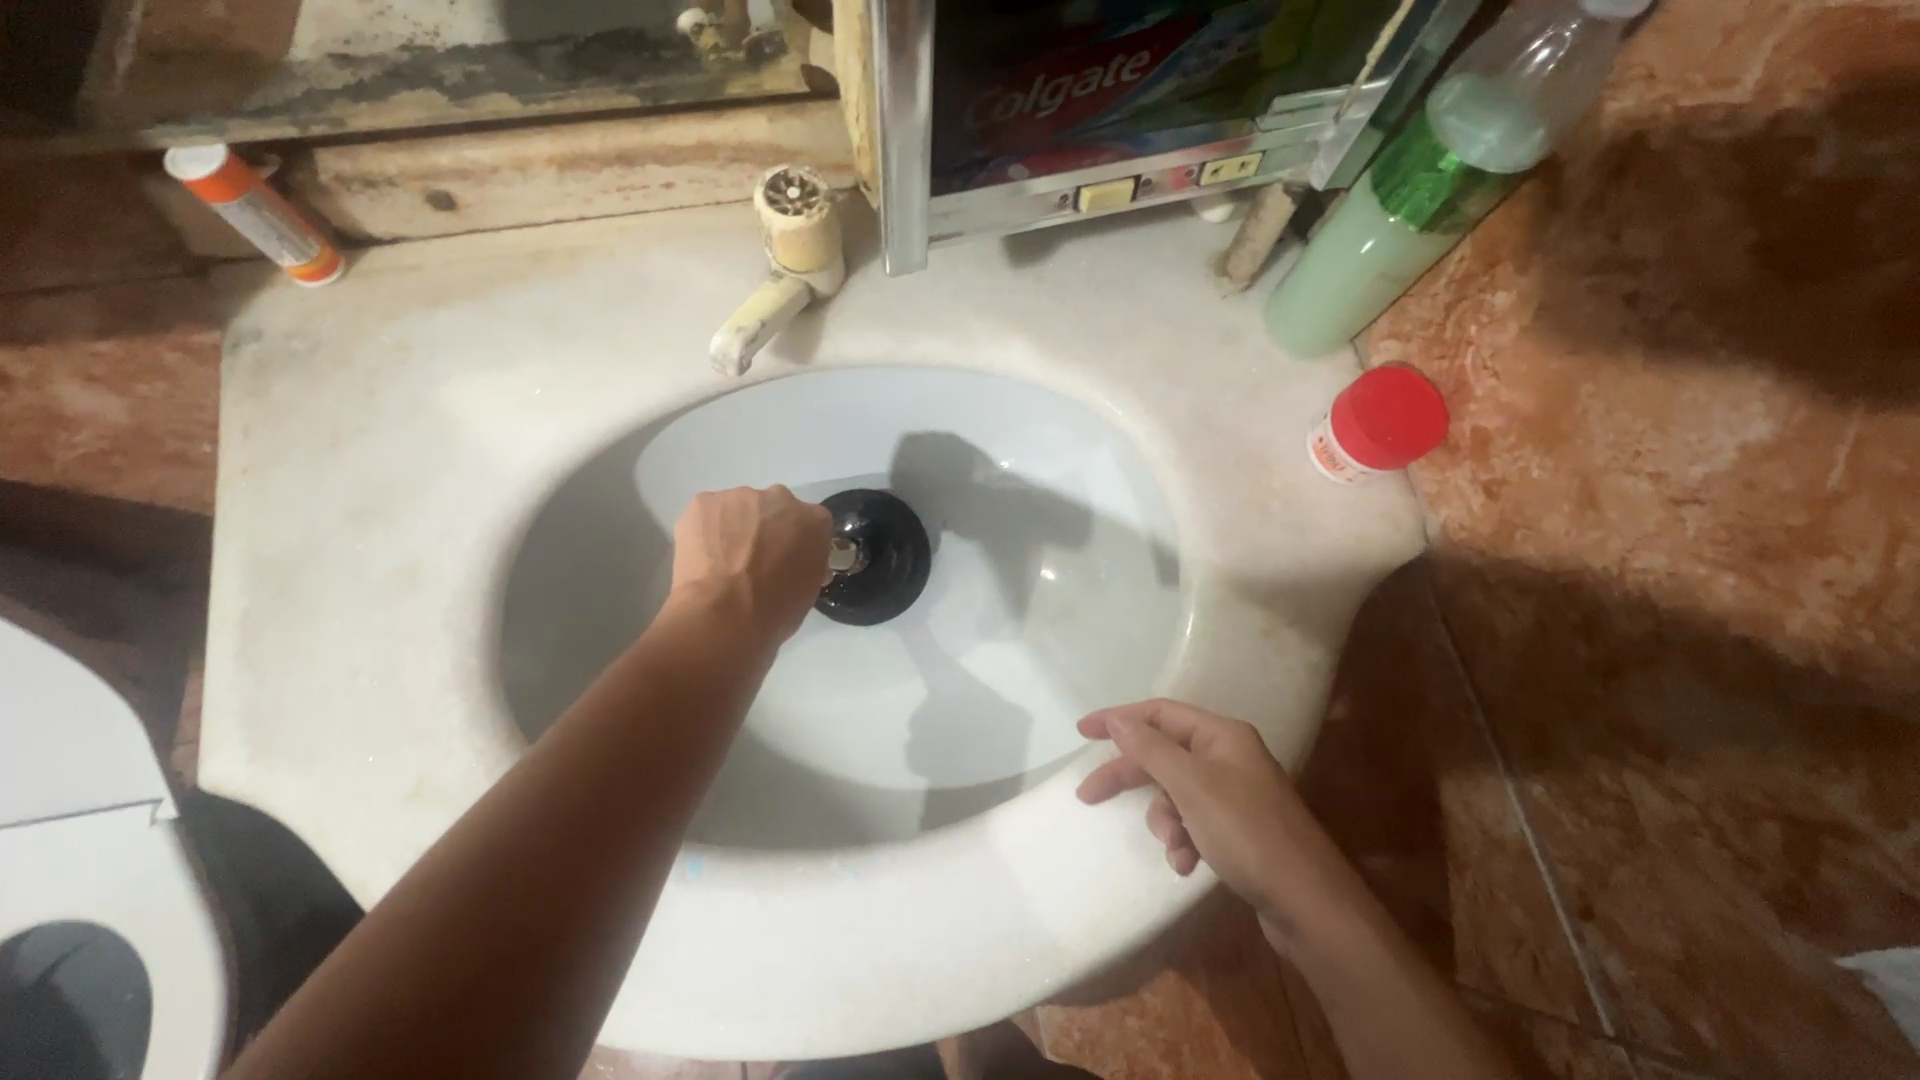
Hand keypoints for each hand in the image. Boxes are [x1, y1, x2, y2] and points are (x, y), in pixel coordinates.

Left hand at [669, 486, 831, 643]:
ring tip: (723, 563)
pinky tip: (703, 557)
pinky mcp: (704, 502)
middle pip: (775, 508)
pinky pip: (709, 513)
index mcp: (814, 520)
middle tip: (756, 561)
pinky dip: (707, 530)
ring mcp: (739, 497)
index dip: (798, 544)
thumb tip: (795, 564)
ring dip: (736, 528)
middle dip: (768, 529)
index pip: (811, 525)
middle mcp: (780, 498)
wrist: (723, 613)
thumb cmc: (775, 609)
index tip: (787, 563)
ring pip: (740, 508)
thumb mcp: (807, 591)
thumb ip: (806, 565)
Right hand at [1076, 699, 1362, 936]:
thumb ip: (1150, 748)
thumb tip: (1118, 719)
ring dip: (1165, 820)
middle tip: (1089, 795)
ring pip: (1176, 794)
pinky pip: (1195, 823)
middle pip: (1164, 755)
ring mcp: (1236, 794)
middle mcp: (1230, 757)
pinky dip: (1185, 840)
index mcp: (1223, 736)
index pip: (1160, 713)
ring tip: (1174, 845)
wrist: (1307, 901)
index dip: (1119, 719)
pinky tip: (1188, 864)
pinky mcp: (1239, 830)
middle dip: (1131, 778)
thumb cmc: (1247, 833)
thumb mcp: (1191, 785)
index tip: (1082, 731)